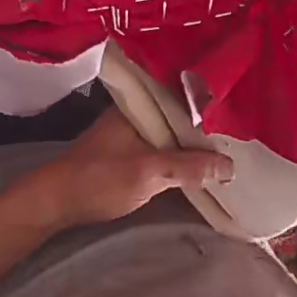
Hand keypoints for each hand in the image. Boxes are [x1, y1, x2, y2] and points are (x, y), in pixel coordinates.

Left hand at [23, 108, 233, 228]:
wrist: (54, 203)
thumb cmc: (99, 179)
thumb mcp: (149, 173)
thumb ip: (190, 167)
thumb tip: (231, 167)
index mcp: (139, 105)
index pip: (182, 93)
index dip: (211, 100)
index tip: (240, 108)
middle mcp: (137, 113)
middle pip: (181, 113)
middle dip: (208, 123)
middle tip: (243, 130)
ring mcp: (133, 132)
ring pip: (174, 131)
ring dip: (196, 141)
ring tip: (231, 145)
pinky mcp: (130, 152)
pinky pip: (166, 146)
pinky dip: (183, 153)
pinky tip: (202, 162)